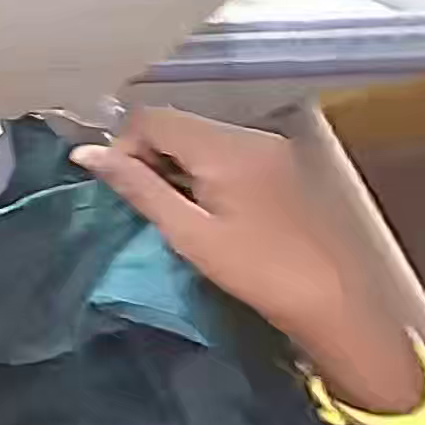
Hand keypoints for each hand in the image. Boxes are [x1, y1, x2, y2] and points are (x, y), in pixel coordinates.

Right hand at [71, 108, 421, 410]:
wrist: (340, 305)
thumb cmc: (256, 271)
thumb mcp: (186, 232)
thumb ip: (136, 186)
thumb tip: (84, 153)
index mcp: (227, 149)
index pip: (152, 118)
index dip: (125, 145)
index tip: (125, 186)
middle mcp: (250, 135)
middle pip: (174, 122)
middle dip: (148, 152)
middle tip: (148, 199)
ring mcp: (270, 146)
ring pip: (196, 133)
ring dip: (172, 159)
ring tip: (174, 205)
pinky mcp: (280, 161)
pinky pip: (221, 146)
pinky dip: (199, 164)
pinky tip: (204, 201)